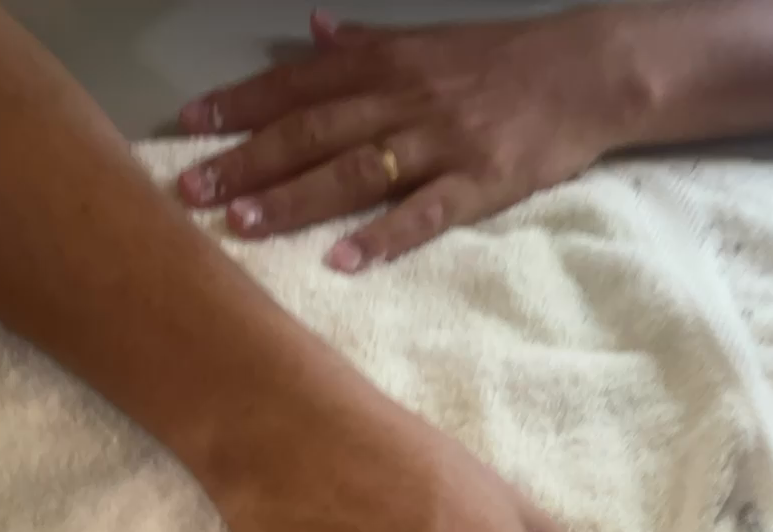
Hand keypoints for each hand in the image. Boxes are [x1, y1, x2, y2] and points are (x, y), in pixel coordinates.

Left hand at [176, 7, 652, 270]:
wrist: (584, 72)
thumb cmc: (501, 62)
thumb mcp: (428, 41)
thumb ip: (367, 43)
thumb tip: (313, 31)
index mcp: (385, 62)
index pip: (297, 85)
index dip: (240, 106)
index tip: (188, 130)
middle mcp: (402, 98)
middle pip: (312, 131)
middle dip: (248, 161)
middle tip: (194, 194)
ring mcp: (440, 143)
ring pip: (356, 170)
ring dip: (297, 199)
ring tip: (246, 227)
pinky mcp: (480, 183)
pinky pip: (425, 213)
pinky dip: (383, 236)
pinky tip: (344, 260)